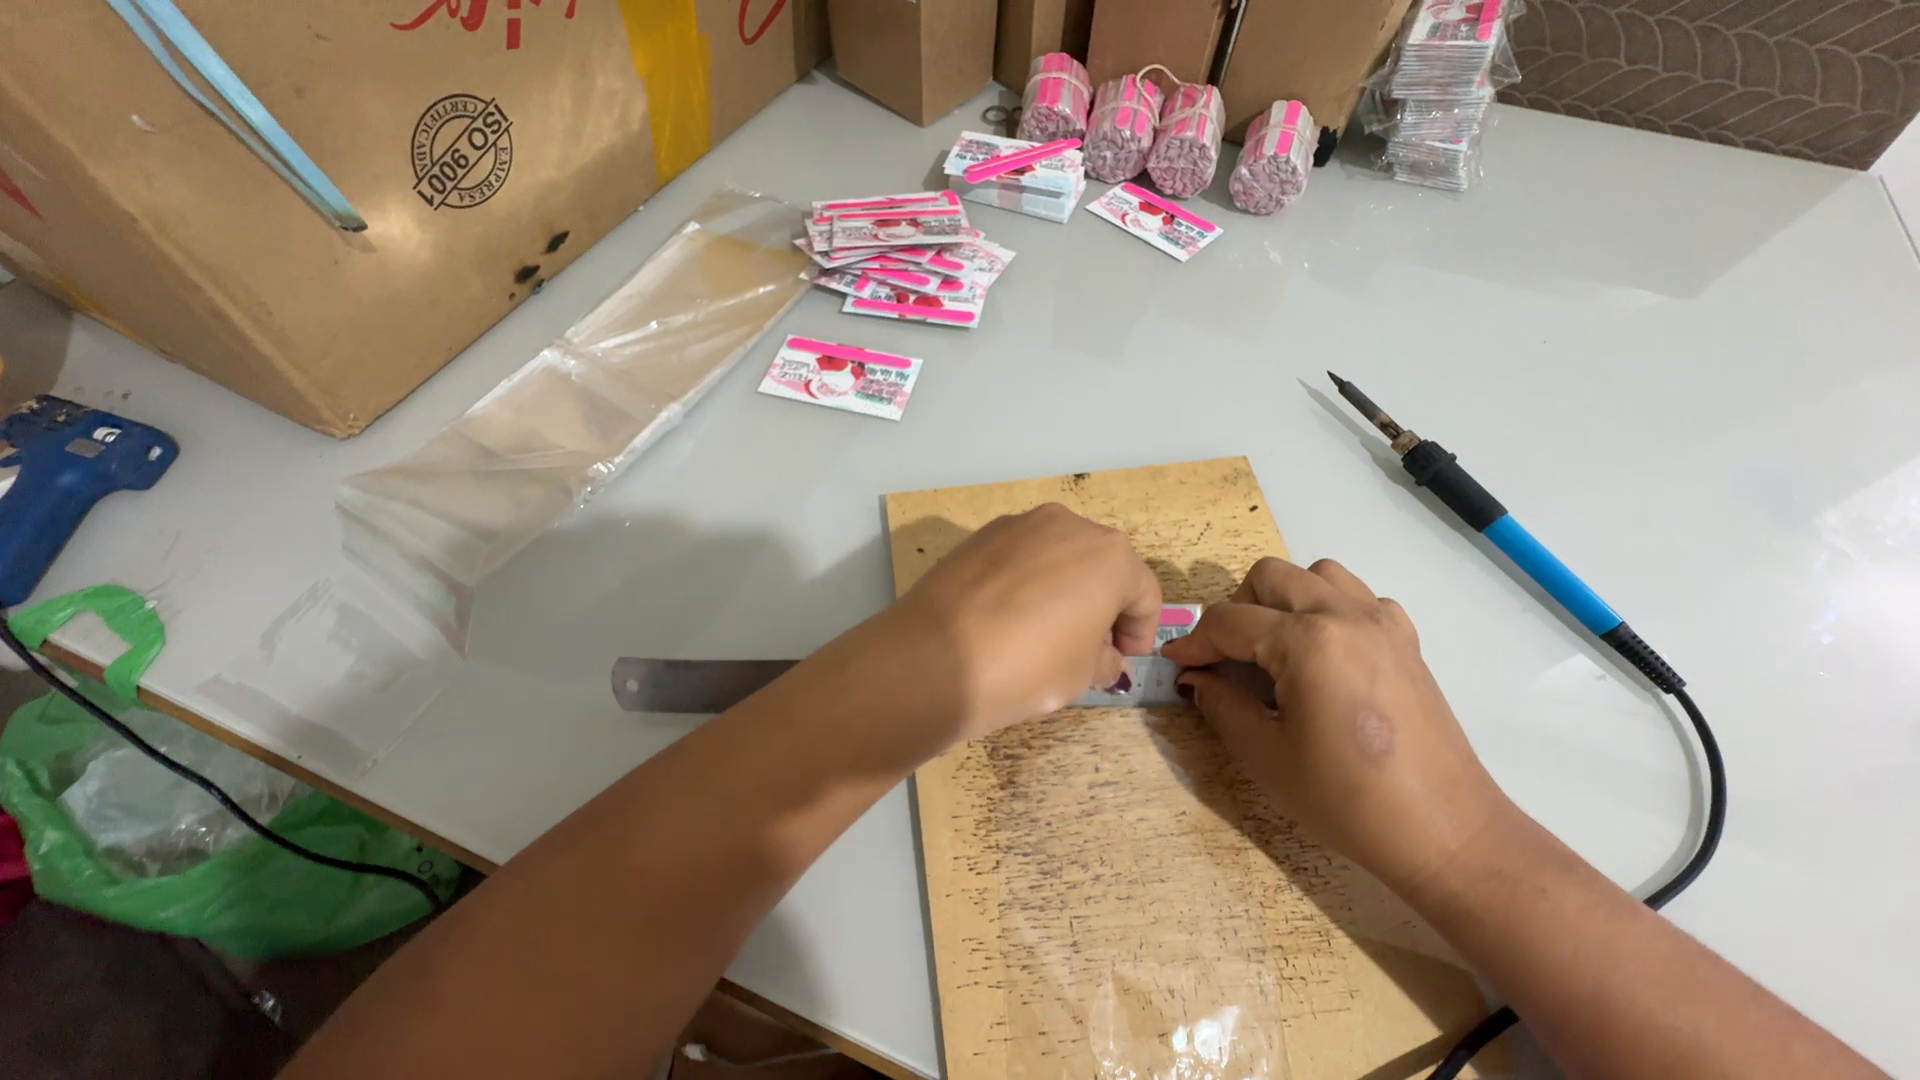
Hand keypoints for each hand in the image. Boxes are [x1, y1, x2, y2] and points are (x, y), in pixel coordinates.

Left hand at [882, 503, 1162, 743]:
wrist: (935, 659)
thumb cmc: (1028, 667)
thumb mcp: (1083, 675)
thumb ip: (1105, 659)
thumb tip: (1103, 655)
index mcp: (1110, 555)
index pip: (1144, 592)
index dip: (1140, 630)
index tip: (1125, 659)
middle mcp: (1068, 525)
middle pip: (1101, 565)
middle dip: (1103, 604)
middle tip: (1091, 648)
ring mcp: (1019, 525)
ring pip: (1058, 556)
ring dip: (1064, 588)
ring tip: (1047, 632)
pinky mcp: (979, 536)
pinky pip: (1020, 558)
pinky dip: (1027, 582)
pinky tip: (1009, 618)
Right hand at [1160, 557, 1516, 890]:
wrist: (1443, 831)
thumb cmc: (1346, 799)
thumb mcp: (1265, 756)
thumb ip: (1222, 704)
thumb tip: (1197, 678)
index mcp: (1307, 641)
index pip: (1230, 622)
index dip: (1194, 643)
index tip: (1174, 664)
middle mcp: (1345, 614)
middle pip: (1270, 577)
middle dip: (1236, 610)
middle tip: (1226, 658)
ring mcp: (1382, 622)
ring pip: (1316, 575)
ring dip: (1283, 599)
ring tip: (1273, 648)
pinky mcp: (1406, 640)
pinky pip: (1357, 598)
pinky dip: (1329, 610)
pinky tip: (1323, 656)